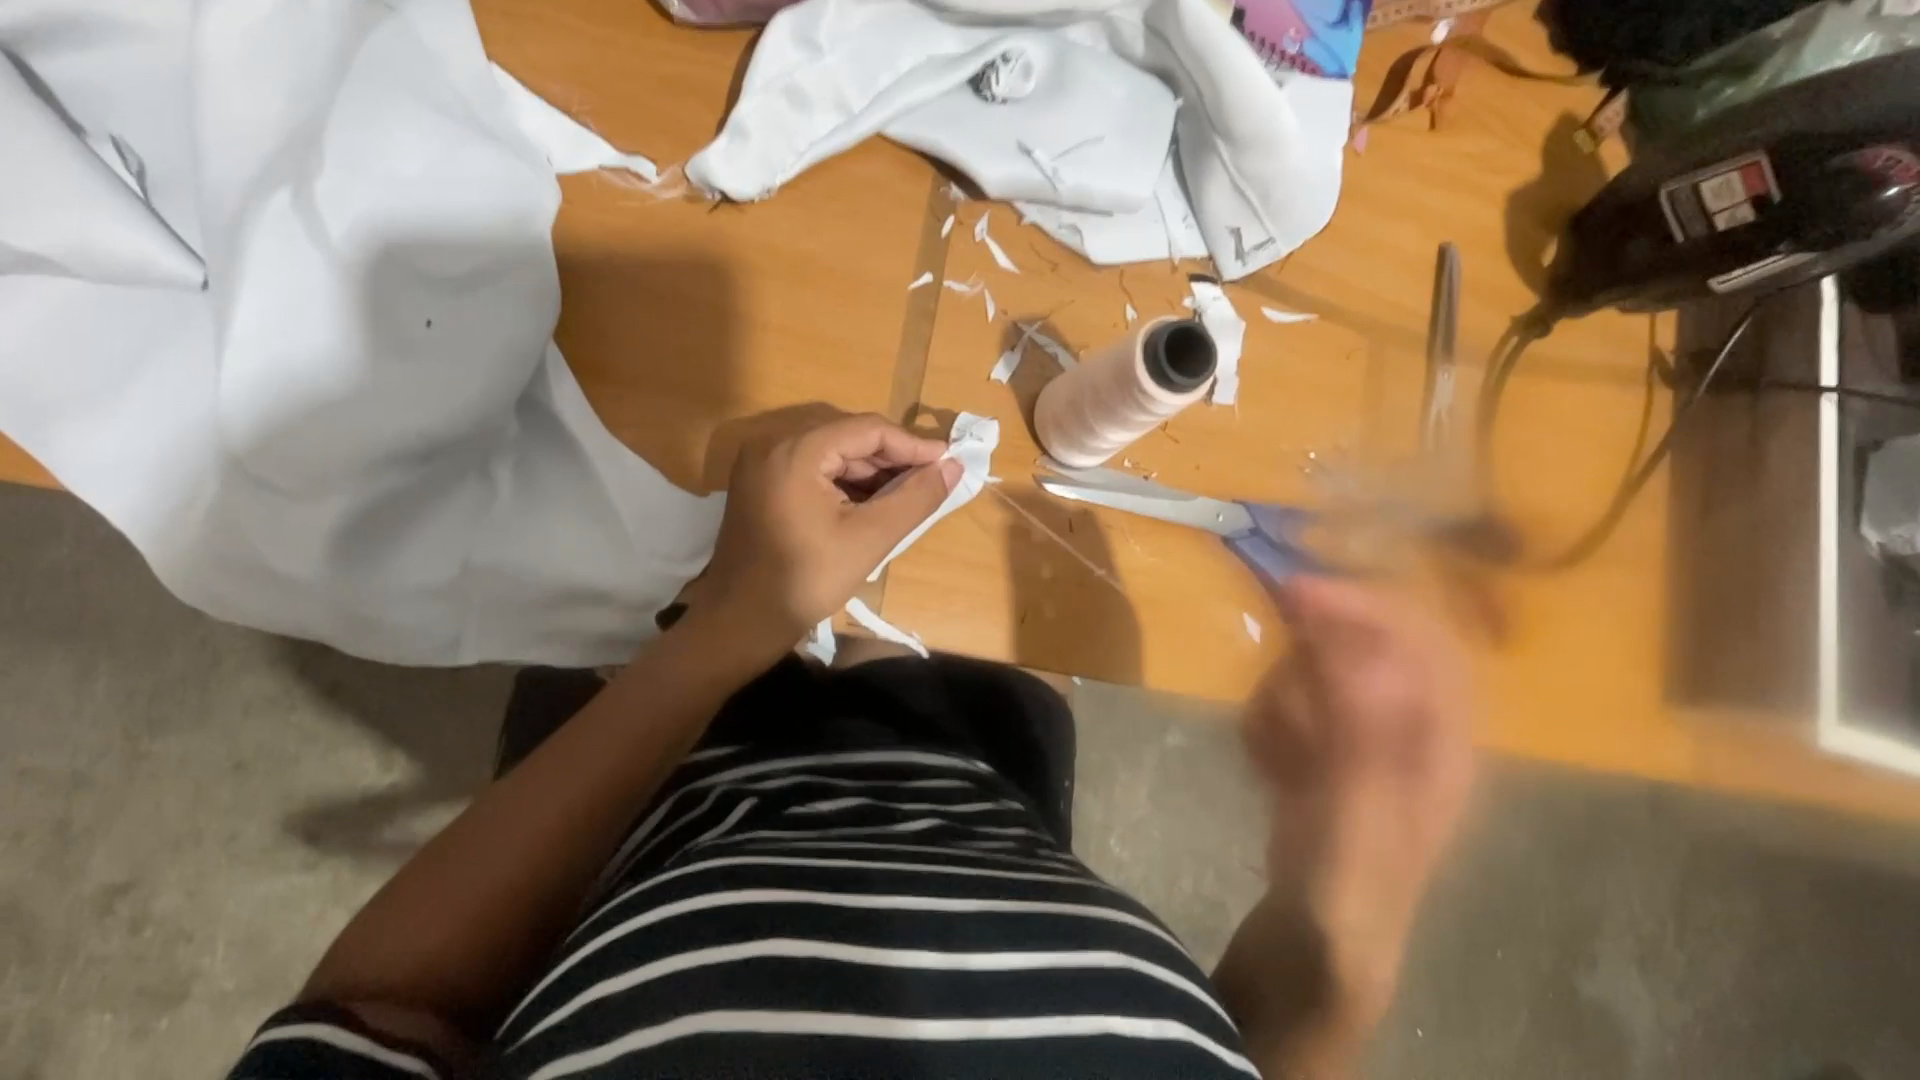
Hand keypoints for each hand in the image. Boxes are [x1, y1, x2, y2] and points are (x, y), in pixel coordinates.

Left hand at [697, 411, 959, 644]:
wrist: (741, 621)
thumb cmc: (808, 579)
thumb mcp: (870, 538)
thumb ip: (915, 498)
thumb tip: (952, 467)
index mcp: (796, 451)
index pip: (867, 429)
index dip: (912, 446)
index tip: (948, 464)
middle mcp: (772, 443)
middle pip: (846, 436)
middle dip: (891, 458)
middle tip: (930, 481)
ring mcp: (760, 463)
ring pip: (830, 452)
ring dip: (868, 471)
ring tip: (906, 495)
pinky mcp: (758, 484)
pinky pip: (810, 468)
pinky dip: (842, 481)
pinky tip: (870, 504)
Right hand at [1243, 577, 1474, 1011]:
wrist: (1320, 940)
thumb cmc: (1349, 883)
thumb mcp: (1358, 812)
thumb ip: (1361, 735)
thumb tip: (1354, 651)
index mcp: (1441, 734)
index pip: (1419, 637)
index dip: (1364, 604)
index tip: (1296, 592)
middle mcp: (1412, 724)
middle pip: (1359, 649)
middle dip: (1307, 669)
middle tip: (1276, 709)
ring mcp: (1368, 735)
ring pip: (1319, 673)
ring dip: (1283, 699)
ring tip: (1271, 750)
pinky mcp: (1331, 748)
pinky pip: (1293, 703)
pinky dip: (1270, 724)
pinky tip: (1267, 764)